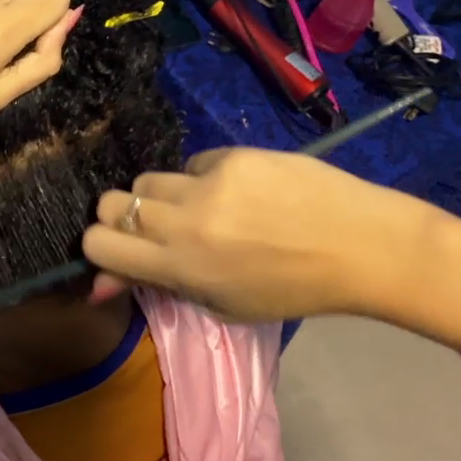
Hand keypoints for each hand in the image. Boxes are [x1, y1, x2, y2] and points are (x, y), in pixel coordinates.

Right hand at [81, 147, 444, 321]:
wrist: (362, 245)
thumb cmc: (293, 289)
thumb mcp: (222, 304)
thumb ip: (159, 286)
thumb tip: (100, 284)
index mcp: (181, 267)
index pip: (98, 243)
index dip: (102, 247)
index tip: (122, 253)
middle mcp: (184, 221)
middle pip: (110, 203)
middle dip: (122, 218)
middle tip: (155, 229)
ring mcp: (208, 183)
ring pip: (147, 179)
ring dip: (162, 197)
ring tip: (202, 209)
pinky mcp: (232, 155)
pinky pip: (194, 164)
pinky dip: (204, 179)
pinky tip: (241, 192)